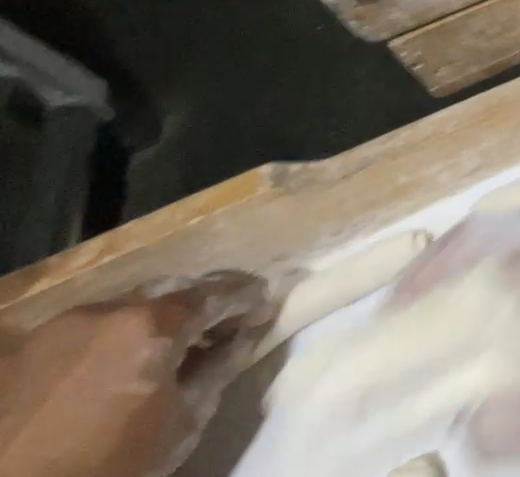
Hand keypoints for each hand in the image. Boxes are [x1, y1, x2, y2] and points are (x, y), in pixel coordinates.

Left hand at [0, 272, 273, 476]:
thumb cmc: (113, 461)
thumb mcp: (186, 418)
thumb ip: (221, 366)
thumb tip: (244, 335)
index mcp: (152, 324)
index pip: (220, 292)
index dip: (251, 299)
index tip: (265, 312)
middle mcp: (105, 311)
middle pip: (171, 291)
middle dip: (203, 304)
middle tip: (222, 327)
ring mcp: (56, 329)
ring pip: (125, 307)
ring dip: (156, 319)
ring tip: (168, 347)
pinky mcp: (21, 352)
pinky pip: (84, 330)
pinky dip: (113, 337)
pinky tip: (118, 364)